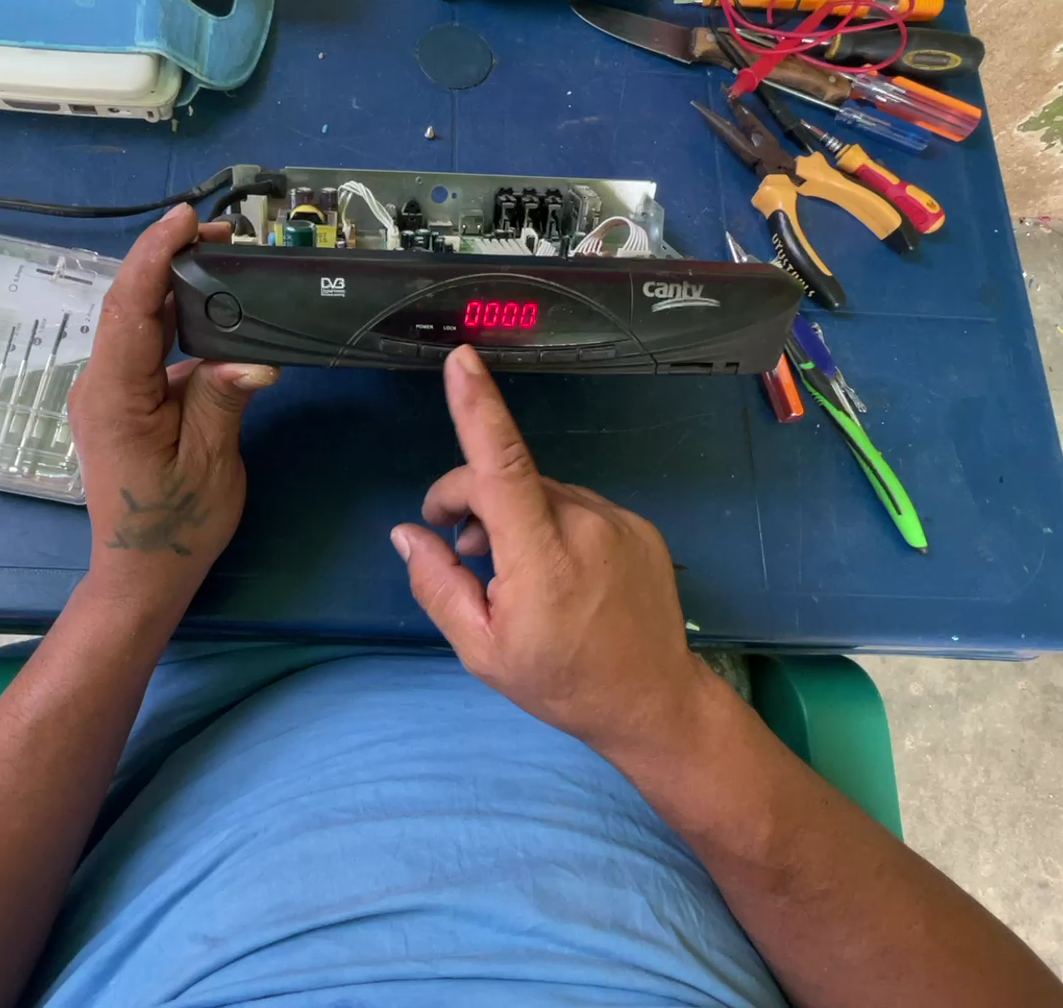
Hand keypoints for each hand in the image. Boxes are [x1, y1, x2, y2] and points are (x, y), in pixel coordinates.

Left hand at [70, 205, 278, 611]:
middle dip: (171, 263)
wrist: (141, 573)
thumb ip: (224, 401)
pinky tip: (214, 317)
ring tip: (225, 265)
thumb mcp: (209, 463)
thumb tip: (255, 359)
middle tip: (227, 238)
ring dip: (176, 292)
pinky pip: (147, 351)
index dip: (156, 256)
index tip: (189, 219)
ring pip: (138, 326)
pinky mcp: (124, 404)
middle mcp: (101, 384)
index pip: (131, 306)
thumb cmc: (175, 526)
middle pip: (130, 306)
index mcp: (115, 394)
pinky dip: (177, 325)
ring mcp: (109, 393)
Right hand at [390, 344, 712, 754]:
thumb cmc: (560, 682)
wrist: (655, 702)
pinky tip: (552, 566)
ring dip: (510, 512)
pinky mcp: (635, 524)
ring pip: (540, 490)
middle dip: (467, 500)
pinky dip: (547, 520)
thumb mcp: (481, 649)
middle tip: (457, 549)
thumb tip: (407, 532)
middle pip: (507, 479)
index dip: (480, 408)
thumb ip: (436, 585)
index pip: (504, 466)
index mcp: (543, 558)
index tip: (462, 361)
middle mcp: (585, 524)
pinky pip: (573, 504)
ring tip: (506, 567)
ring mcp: (617, 520)